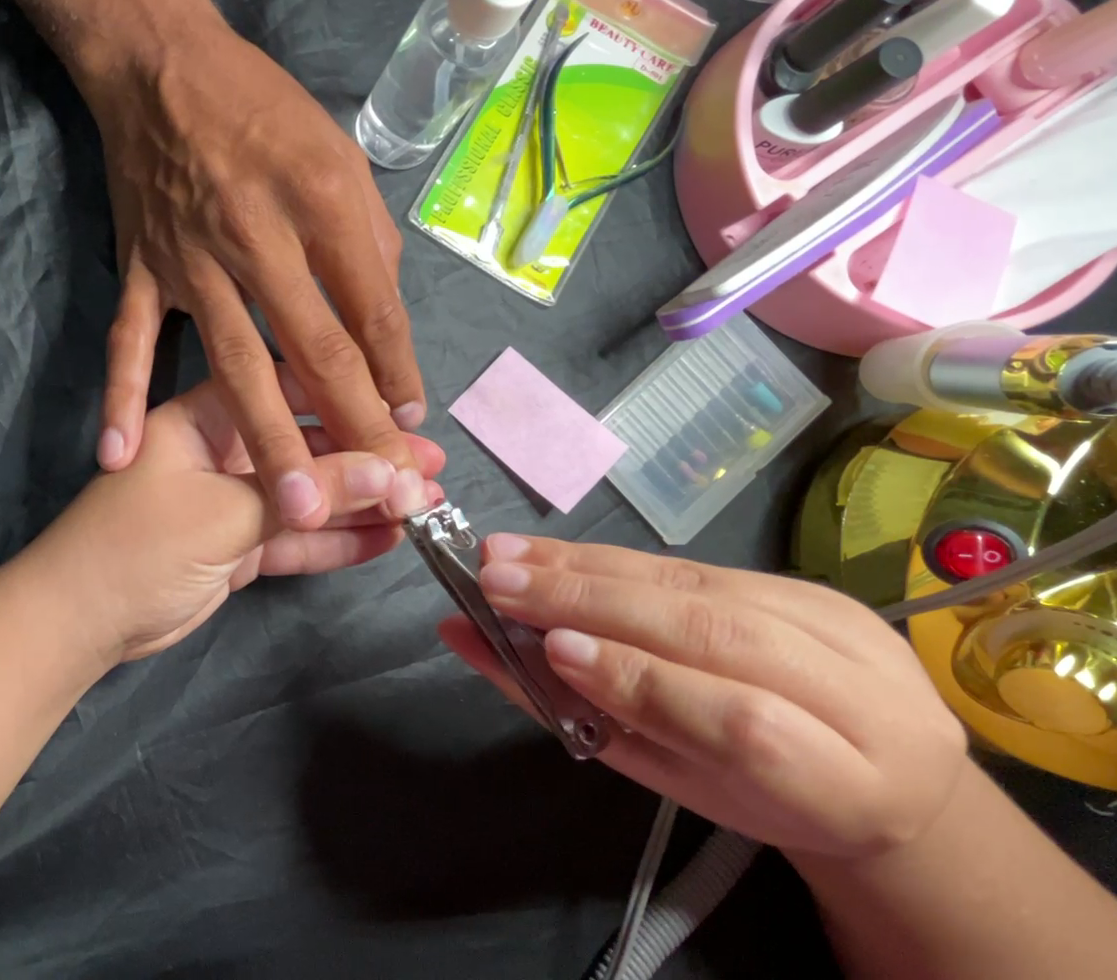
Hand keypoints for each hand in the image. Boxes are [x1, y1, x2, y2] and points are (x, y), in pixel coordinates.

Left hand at [23, 375, 442, 665]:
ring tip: (423, 506)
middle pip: (305, 448)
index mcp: (205, 417)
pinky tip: (384, 539)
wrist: (79, 620)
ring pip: (306, 498)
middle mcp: (222, 451)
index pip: (286, 393)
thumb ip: (306, 494)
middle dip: (366, 460)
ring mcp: (230, 502)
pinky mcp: (235, 548)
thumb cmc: (139, 544)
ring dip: (360, 504)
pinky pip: (294, 539)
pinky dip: (334, 542)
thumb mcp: (225, 512)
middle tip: (430, 470)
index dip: (348, 403)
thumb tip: (390, 475)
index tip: (406, 420)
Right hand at [84, 24, 425, 530]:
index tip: (410, 429)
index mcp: (321, 202)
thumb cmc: (264, 111)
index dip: (398, 375)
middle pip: (314, 351)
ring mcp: (192, 261)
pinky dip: (119, 398)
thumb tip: (384, 329)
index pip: (373, 310)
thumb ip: (368, 245)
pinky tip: (118, 455)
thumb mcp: (341, 158)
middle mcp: (259, 238)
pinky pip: (129, 343)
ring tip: (292, 506)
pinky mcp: (141, 272)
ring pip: (235, 362)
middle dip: (352, 428)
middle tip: (379, 498)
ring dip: (267, 438)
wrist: (161, 70)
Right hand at [439, 536, 968, 859]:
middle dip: (592, 601)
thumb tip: (469, 641)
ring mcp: (844, 629)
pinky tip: (555, 552)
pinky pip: (700, 565)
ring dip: (590, 566)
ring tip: (508, 556)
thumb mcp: (667, 781)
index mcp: (841, 787)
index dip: (643, 680)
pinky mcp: (815, 587)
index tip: (553, 649)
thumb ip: (573, 714)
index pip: (739, 724)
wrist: (880, 776)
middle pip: (717, 632)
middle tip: (497, 582)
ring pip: (703, 585)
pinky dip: (615, 557)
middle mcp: (862, 698)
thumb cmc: (753, 796)